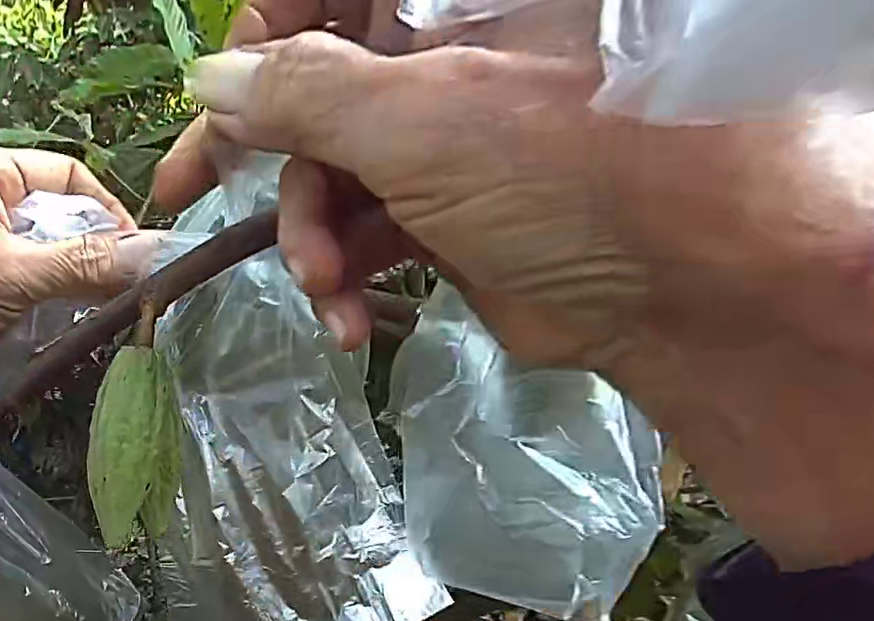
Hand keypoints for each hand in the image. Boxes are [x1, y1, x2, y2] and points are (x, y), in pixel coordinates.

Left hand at [0, 141, 157, 604]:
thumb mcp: (15, 277)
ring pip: (52, 247)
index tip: (137, 256)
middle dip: (96, 249)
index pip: (67, 175)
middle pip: (62, 212)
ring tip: (108, 304)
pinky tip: (78, 315)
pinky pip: (36, 274)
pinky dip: (60, 294)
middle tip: (127, 286)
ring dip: (81, 276)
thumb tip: (157, 256)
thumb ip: (86, 263)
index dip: (109, 212)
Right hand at [161, 1, 873, 568]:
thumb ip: (306, 93)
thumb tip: (212, 78)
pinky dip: (346, 279)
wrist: (681, 284)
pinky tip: (347, 321)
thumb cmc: (569, 168)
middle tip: (191, 206)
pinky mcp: (443, 212)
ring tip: (327, 292)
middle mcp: (442, 50)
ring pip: (329, 178)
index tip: (206, 109)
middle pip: (311, 93)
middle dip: (265, 165)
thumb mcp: (420, 121)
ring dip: (311, 243)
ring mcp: (441, 137)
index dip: (252, 47)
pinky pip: (363, 235)